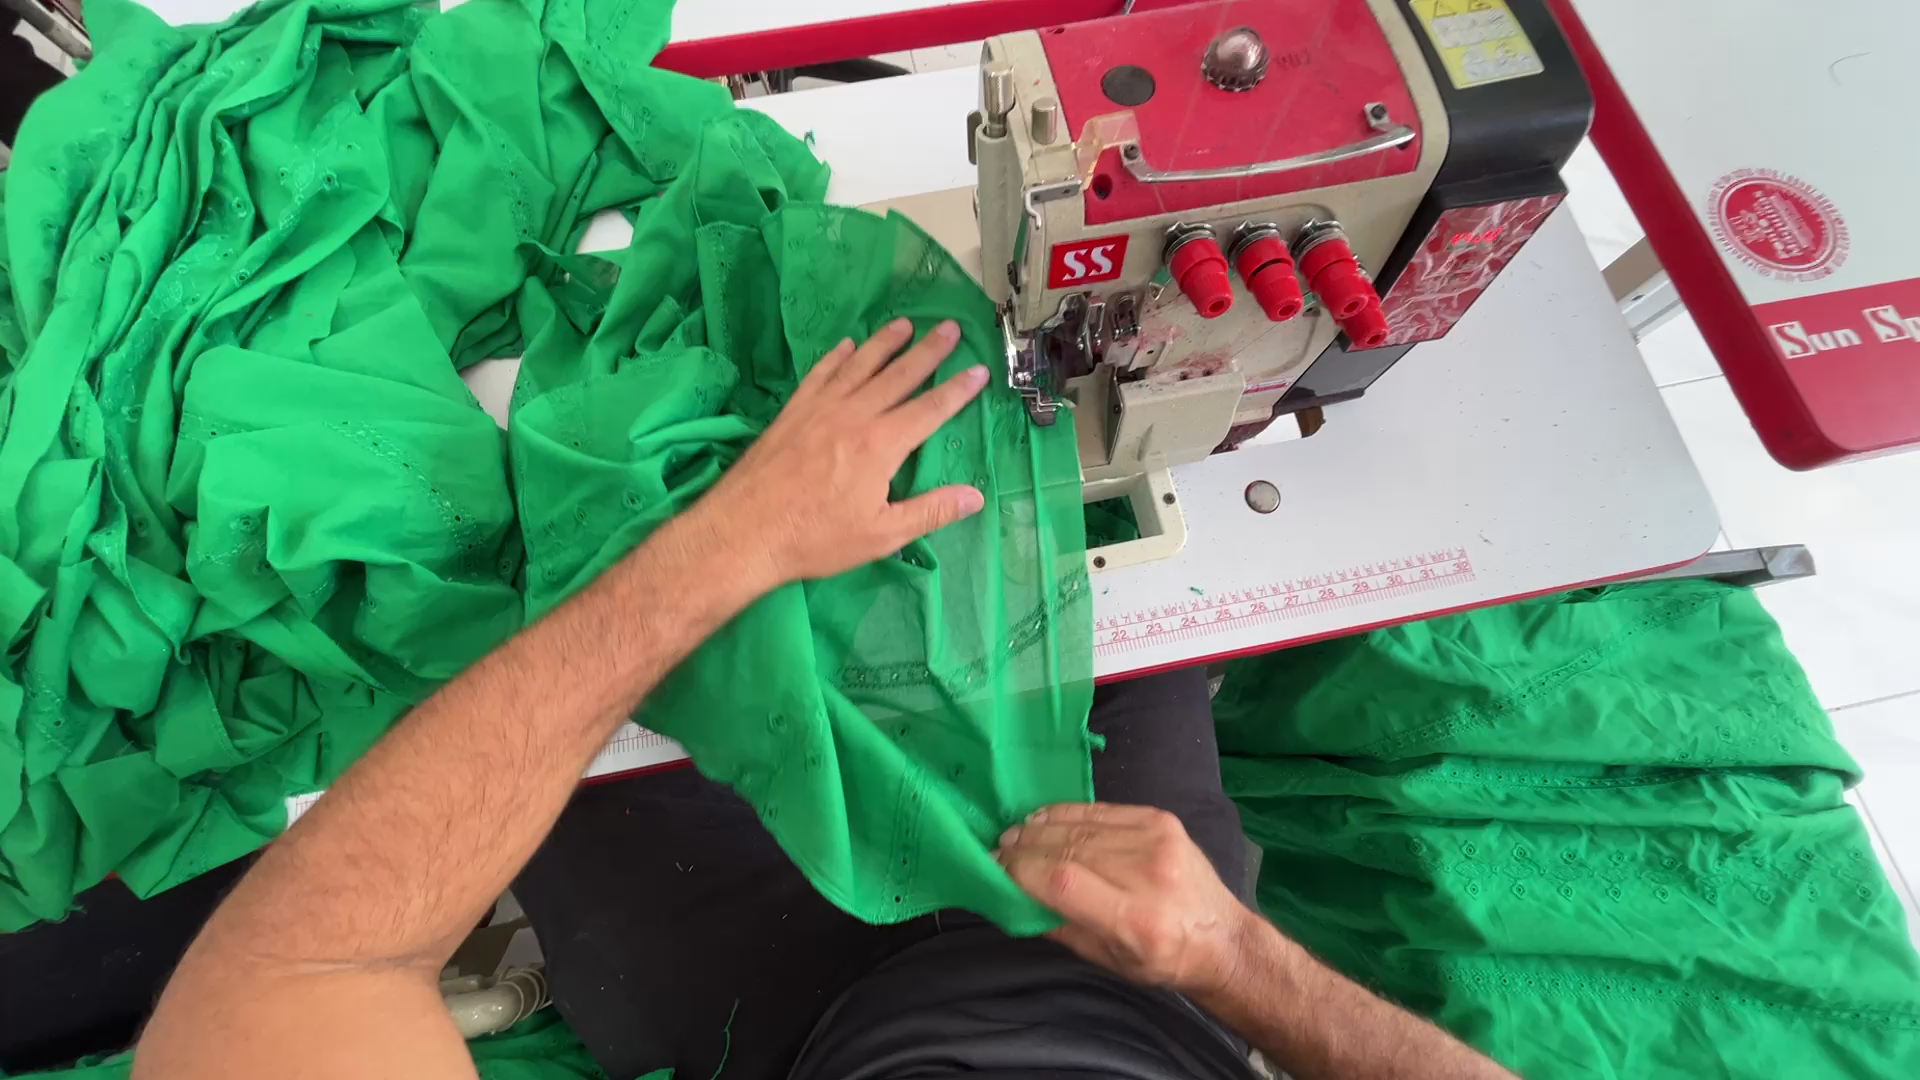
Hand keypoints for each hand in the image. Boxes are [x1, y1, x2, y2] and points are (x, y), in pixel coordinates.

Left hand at [692, 318, 989, 587]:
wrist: (744, 531)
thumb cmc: (816, 538)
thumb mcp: (881, 535)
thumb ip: (930, 512)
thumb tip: (975, 496)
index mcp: (882, 445)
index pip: (930, 409)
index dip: (958, 390)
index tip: (978, 370)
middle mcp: (854, 415)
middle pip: (899, 375)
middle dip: (928, 351)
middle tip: (949, 327)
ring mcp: (820, 409)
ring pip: (860, 366)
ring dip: (885, 343)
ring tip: (905, 325)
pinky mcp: (794, 411)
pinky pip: (821, 374)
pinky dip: (837, 357)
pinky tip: (847, 346)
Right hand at [997, 802, 1259, 995]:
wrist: (1223, 936)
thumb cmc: (1162, 959)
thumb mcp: (1107, 961)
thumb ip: (1059, 925)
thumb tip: (1011, 893)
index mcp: (1137, 921)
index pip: (1064, 882)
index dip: (1023, 870)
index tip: (996, 866)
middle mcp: (1149, 875)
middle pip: (1069, 848)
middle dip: (1027, 846)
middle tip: (1000, 847)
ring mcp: (1157, 841)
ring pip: (1082, 826)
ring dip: (1042, 826)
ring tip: (1018, 831)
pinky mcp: (1160, 819)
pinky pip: (1101, 810)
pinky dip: (1068, 813)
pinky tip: (1046, 818)